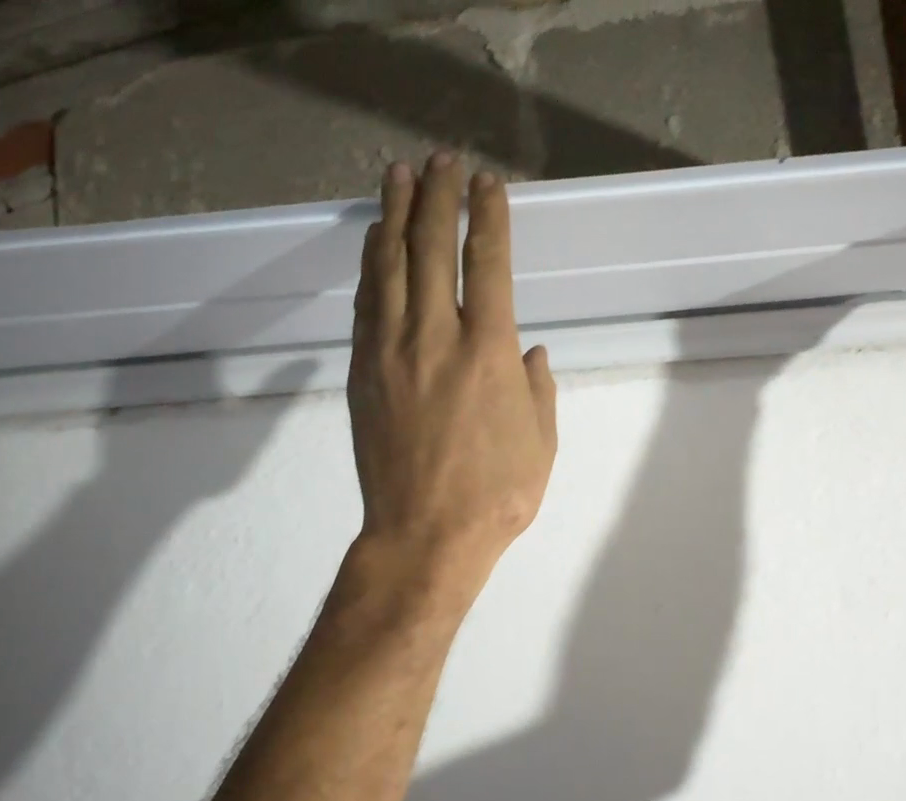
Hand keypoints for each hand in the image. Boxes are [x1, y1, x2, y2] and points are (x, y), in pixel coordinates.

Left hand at [347, 153, 557, 592]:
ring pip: (389, 266)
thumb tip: (530, 350)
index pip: (489, 264)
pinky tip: (374, 242)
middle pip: (433, 248)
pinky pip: (366, 303)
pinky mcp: (364, 372)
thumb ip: (538, 388)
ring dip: (395, 215)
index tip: (489, 184)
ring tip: (399, 176)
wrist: (424, 535)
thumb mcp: (541, 443)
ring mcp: (392, 351)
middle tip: (442, 160)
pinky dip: (370, 264)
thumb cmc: (496, 495)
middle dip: (439, 196)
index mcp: (489, 352)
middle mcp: (437, 337)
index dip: (489, 217)